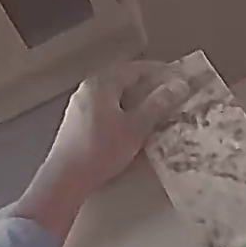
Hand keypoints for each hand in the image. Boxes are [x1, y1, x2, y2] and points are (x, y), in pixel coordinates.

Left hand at [48, 60, 187, 192]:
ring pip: (113, 95)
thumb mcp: (136, 127)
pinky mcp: (77, 124)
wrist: (66, 178)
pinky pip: (105, 109)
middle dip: (146, 83)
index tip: (178, 76)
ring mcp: (79, 106)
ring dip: (134, 98)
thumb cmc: (102, 149)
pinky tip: (130, 124)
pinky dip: (121, 110)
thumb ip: (157, 104)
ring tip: (154, 107)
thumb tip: (179, 85)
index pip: (134, 68)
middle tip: (169, 91)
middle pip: (122, 79)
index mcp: (101, 83)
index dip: (158, 70)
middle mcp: (88, 89)